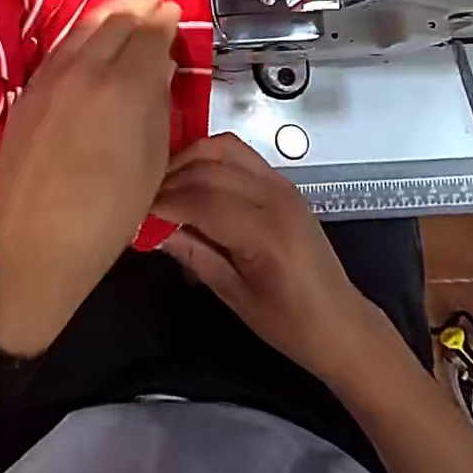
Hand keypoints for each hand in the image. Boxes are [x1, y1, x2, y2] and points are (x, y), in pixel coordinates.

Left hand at [0, 0, 179, 355]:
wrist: (33, 242)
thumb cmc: (108, 213)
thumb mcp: (152, 162)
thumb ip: (158, 106)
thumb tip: (159, 68)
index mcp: (126, 87)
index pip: (151, 33)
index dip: (166, 19)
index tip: (175, 11)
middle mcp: (88, 69)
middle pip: (118, 20)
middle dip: (141, 7)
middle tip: (155, 1)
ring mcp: (53, 75)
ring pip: (86, 26)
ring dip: (111, 12)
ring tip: (127, 6)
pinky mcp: (30, 88)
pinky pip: (63, 45)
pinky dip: (85, 31)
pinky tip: (92, 36)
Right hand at [151, 134, 401, 382]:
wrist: (341, 321)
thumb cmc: (289, 322)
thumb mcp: (233, 295)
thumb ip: (192, 253)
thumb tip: (149, 229)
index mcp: (265, 232)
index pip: (200, 199)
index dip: (161, 201)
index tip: (132, 210)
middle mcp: (275, 196)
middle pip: (208, 168)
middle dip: (168, 179)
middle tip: (140, 198)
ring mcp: (281, 183)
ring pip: (222, 149)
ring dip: (187, 160)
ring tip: (162, 185)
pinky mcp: (282, 180)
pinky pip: (238, 154)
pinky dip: (208, 158)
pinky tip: (191, 179)